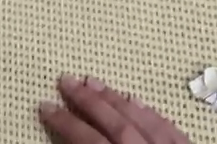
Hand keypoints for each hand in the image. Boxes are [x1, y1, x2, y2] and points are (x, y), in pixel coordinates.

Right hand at [40, 76, 190, 143]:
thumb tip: (66, 139)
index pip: (89, 141)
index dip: (65, 122)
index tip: (45, 106)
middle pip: (116, 124)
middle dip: (88, 100)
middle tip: (65, 79)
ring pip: (142, 120)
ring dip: (115, 99)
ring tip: (93, 81)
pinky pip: (171, 129)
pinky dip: (151, 113)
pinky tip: (136, 100)